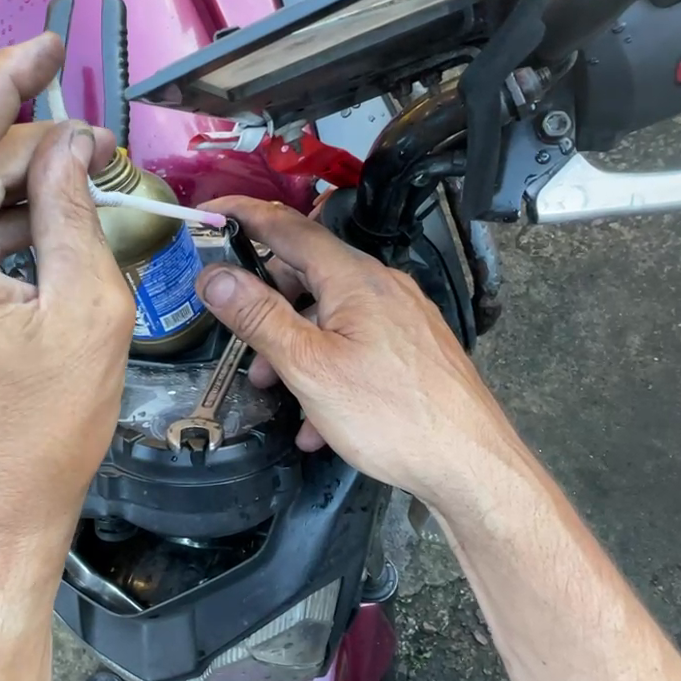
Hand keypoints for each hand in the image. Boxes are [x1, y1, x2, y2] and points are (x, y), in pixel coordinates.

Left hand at [0, 34, 131, 586]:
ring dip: (13, 189)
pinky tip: (43, 229)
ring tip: (80, 190)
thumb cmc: (50, 429)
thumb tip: (68, 144)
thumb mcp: (87, 311)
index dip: (4, 81)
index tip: (46, 48)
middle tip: (95, 150)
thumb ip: (71, 211)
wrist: (0, 509)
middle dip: (28, 149)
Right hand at [192, 197, 505, 505]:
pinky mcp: (413, 347)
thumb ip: (259, 317)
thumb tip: (214, 276)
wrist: (471, 466)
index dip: (242, 214)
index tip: (209, 214)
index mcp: (354, 279)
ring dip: (294, 343)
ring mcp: (401, 316)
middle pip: (307, 273)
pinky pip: (356, 343)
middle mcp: (382, 286)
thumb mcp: (309, 366)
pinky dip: (327, 367)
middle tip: (237, 337)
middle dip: (266, 303)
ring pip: (330, 314)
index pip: (287, 227)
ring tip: (275, 390)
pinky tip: (317, 419)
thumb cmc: (392, 416)